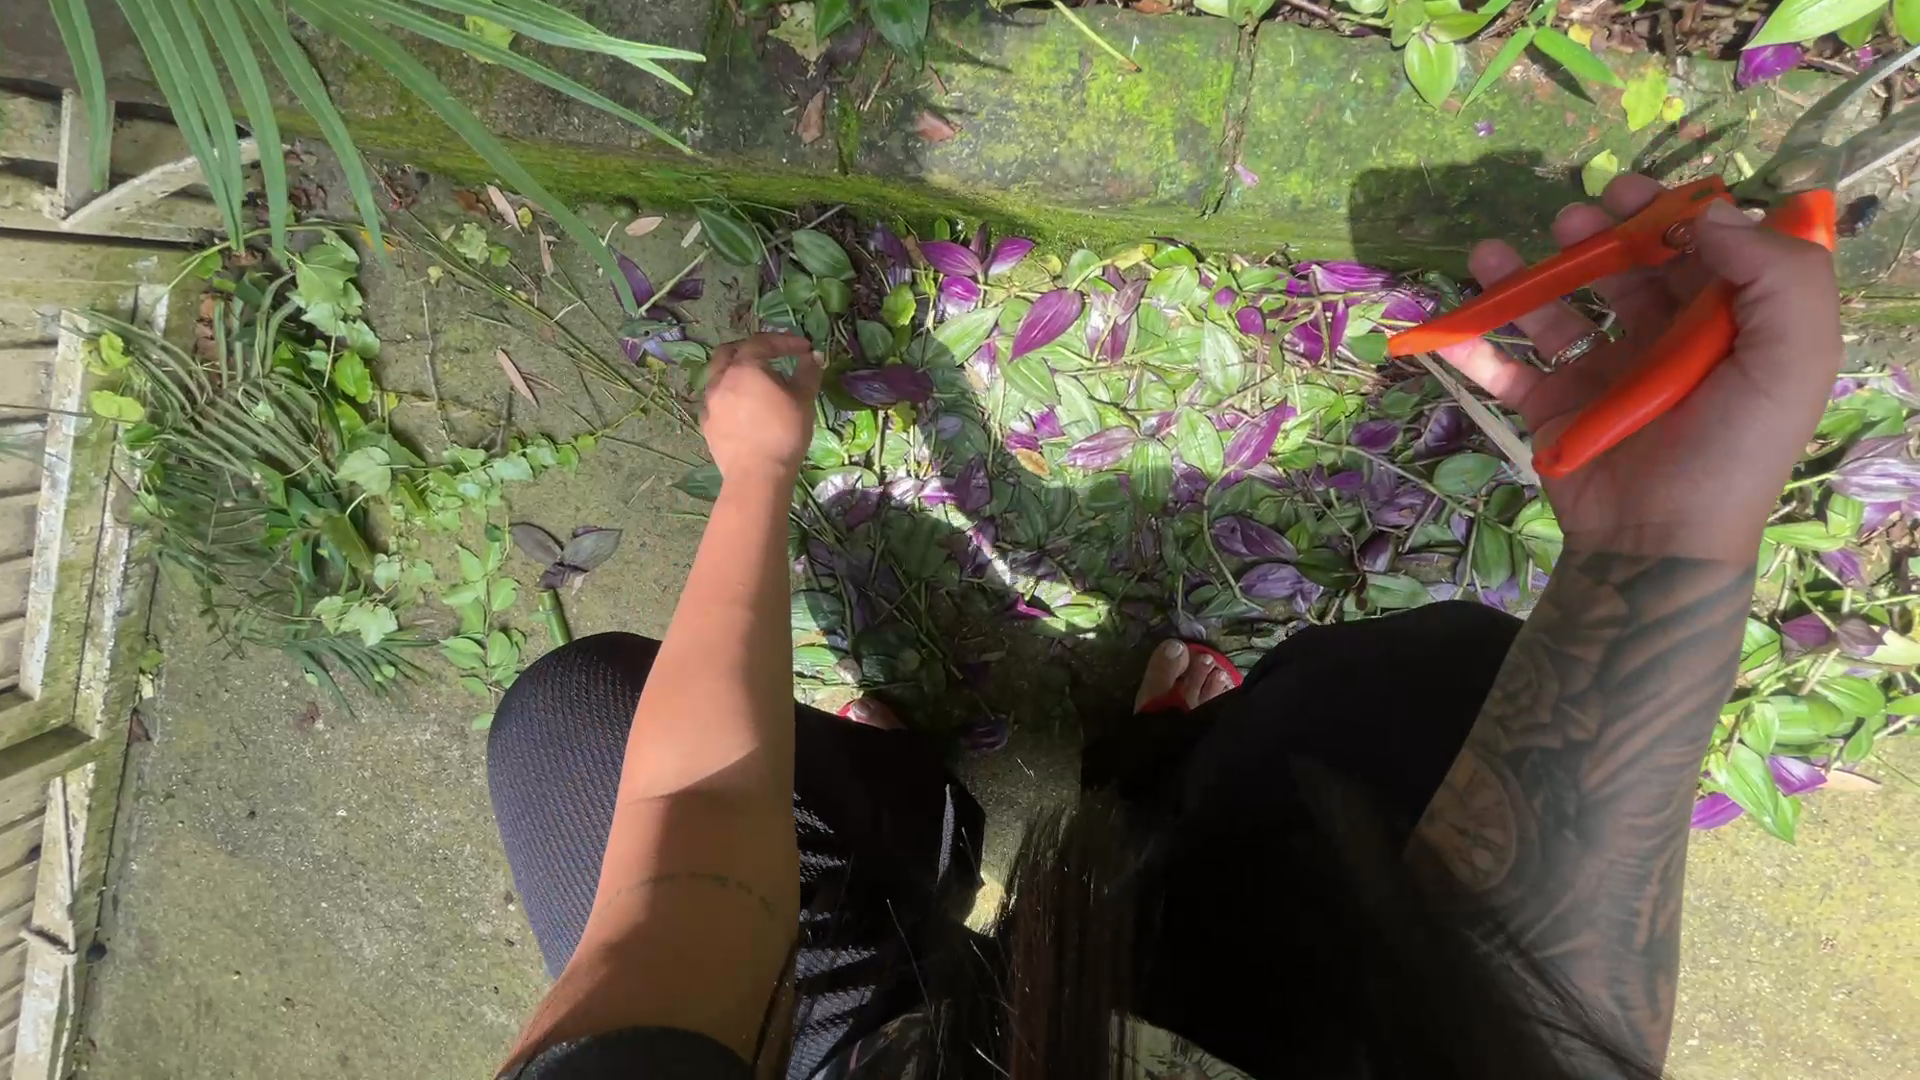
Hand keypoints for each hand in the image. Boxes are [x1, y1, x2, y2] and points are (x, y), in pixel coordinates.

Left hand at [700, 333, 824, 488]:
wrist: (757, 475)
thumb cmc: (784, 433)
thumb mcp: (803, 400)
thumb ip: (808, 373)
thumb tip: (813, 356)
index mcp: (745, 368)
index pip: (762, 342)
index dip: (785, 341)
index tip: (805, 348)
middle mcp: (721, 379)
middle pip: (730, 351)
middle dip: (751, 348)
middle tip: (771, 355)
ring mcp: (709, 402)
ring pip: (718, 375)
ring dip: (736, 371)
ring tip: (755, 383)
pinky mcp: (706, 423)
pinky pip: (715, 399)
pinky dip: (729, 394)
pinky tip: (741, 407)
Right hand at [1439, 174, 1842, 562]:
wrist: (1656, 534)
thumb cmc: (1733, 447)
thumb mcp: (1790, 357)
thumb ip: (1773, 277)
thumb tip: (1709, 215)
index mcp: (1725, 326)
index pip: (1704, 252)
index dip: (1675, 214)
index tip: (1632, 192)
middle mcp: (1659, 343)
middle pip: (1623, 276)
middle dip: (1595, 241)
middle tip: (1567, 218)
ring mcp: (1597, 376)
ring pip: (1555, 316)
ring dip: (1521, 283)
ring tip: (1487, 255)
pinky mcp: (1548, 407)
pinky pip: (1505, 371)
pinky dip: (1473, 352)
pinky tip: (1447, 332)